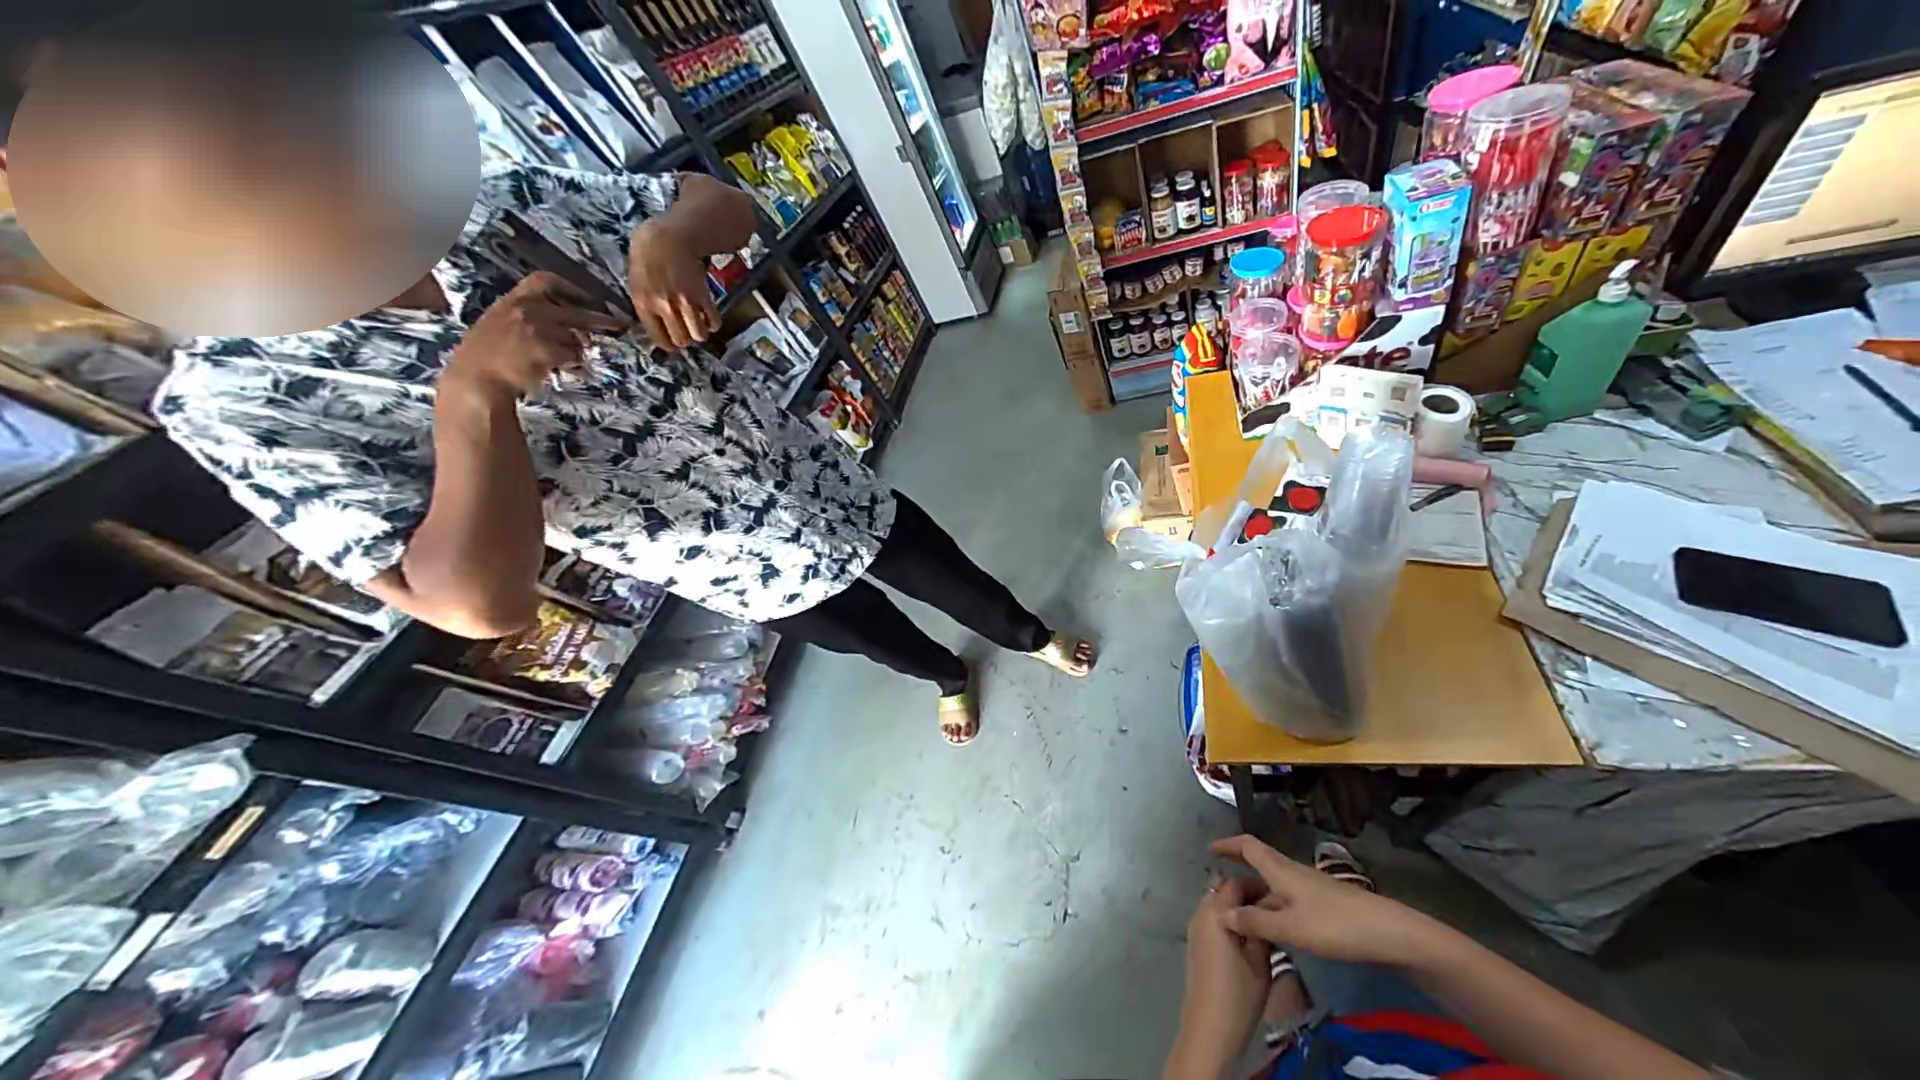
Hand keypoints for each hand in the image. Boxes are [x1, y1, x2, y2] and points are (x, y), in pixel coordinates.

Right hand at [445, 271, 627, 396]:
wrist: (477, 381)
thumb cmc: (487, 358)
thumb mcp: (501, 325)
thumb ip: (527, 317)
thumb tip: (566, 323)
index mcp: (512, 301)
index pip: (545, 280)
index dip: (571, 289)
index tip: (588, 298)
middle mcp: (527, 310)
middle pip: (574, 312)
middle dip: (599, 320)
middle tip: (619, 324)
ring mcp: (538, 329)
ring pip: (575, 338)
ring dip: (576, 350)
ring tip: (564, 360)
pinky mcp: (547, 349)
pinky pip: (573, 355)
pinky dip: (573, 364)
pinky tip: (562, 369)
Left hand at [628, 219, 719, 347]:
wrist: (666, 238)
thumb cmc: (646, 259)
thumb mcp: (636, 285)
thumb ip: (647, 309)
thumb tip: (660, 330)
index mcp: (644, 305)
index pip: (661, 340)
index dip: (669, 345)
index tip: (673, 342)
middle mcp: (665, 306)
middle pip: (682, 340)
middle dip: (685, 339)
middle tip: (686, 332)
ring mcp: (685, 301)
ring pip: (699, 335)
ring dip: (699, 334)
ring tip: (698, 326)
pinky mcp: (702, 295)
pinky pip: (713, 321)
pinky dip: (713, 324)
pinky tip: (708, 318)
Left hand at [1168, 876, 1270, 1077]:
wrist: (1210, 1025)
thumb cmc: (1239, 993)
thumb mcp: (1261, 961)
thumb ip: (1262, 929)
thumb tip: (1267, 910)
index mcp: (1215, 913)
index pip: (1235, 884)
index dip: (1257, 886)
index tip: (1277, 898)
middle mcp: (1200, 913)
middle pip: (1222, 890)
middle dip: (1245, 895)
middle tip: (1271, 910)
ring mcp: (1194, 927)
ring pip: (1216, 904)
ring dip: (1235, 907)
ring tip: (1261, 924)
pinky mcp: (1194, 942)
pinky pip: (1211, 919)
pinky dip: (1227, 919)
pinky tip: (1245, 937)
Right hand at [1210, 835, 1440, 967]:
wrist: (1390, 934)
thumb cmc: (1335, 924)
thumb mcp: (1290, 928)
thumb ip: (1255, 922)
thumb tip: (1221, 914)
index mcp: (1280, 870)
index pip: (1248, 846)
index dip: (1228, 844)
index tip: (1211, 848)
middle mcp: (1293, 873)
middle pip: (1260, 864)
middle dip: (1239, 871)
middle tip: (1221, 887)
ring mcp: (1311, 889)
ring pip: (1275, 885)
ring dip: (1256, 893)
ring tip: (1241, 913)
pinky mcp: (1325, 906)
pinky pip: (1288, 900)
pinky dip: (1273, 908)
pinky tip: (1274, 929)